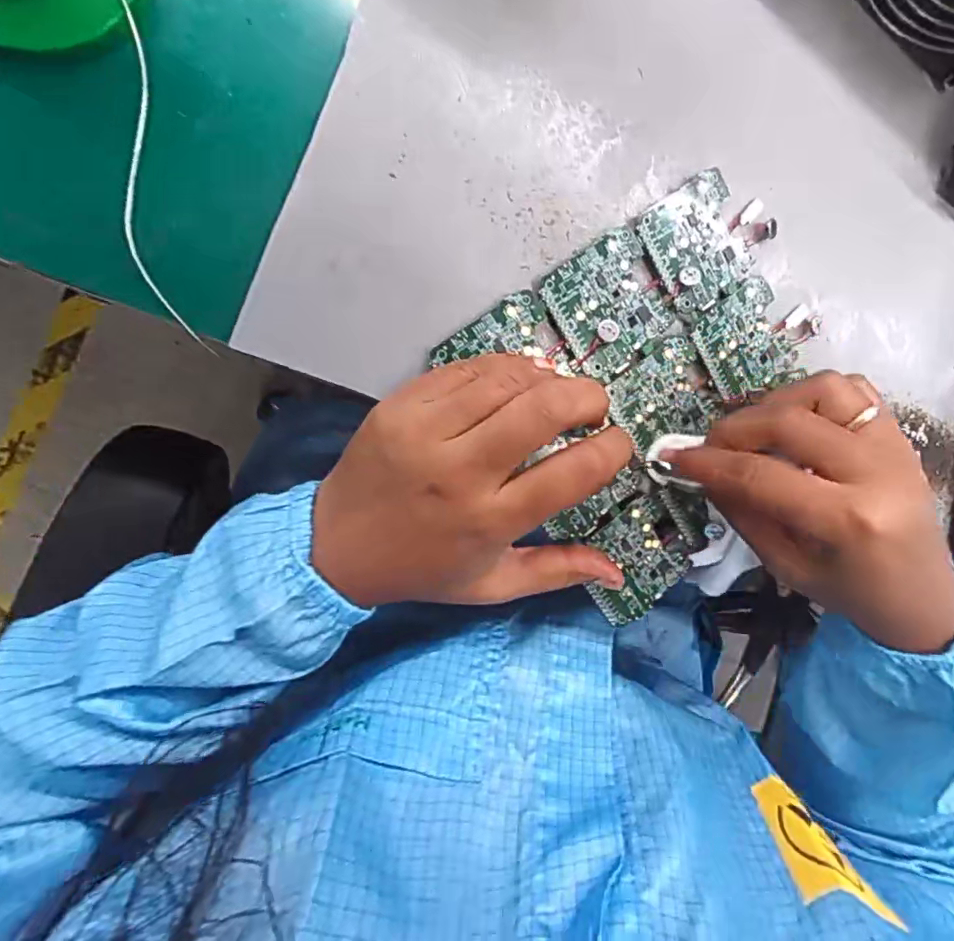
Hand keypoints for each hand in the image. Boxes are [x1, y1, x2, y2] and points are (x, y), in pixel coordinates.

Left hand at [312, 354, 632, 606]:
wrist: (336, 545)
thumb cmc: (420, 568)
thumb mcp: (490, 586)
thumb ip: (556, 573)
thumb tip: (617, 571)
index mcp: (489, 520)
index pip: (573, 472)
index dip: (612, 448)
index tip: (616, 443)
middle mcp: (460, 471)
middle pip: (543, 409)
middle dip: (587, 397)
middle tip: (594, 407)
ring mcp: (425, 431)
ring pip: (506, 378)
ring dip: (546, 377)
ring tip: (555, 391)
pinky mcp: (399, 405)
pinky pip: (464, 369)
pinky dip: (502, 367)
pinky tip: (515, 379)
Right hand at [665, 371, 953, 652]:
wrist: (923, 597)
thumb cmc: (850, 590)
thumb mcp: (785, 565)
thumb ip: (743, 512)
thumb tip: (704, 472)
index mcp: (850, 519)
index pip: (761, 475)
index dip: (709, 463)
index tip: (676, 459)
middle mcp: (877, 471)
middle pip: (787, 421)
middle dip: (733, 429)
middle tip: (709, 447)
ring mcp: (894, 445)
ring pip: (822, 389)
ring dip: (774, 403)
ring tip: (755, 431)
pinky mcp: (899, 434)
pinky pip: (854, 389)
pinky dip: (814, 395)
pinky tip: (796, 419)